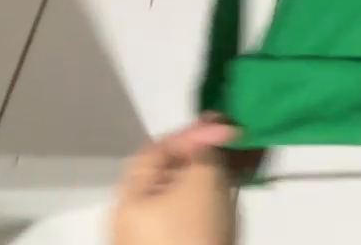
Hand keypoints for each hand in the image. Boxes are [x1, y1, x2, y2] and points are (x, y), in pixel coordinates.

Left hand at [112, 117, 238, 244]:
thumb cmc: (194, 229)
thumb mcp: (204, 177)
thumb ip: (205, 148)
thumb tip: (209, 137)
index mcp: (128, 199)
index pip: (156, 149)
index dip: (192, 132)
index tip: (226, 127)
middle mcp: (130, 217)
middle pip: (164, 168)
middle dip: (199, 150)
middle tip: (229, 139)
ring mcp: (147, 236)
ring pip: (177, 187)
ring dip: (204, 169)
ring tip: (232, 161)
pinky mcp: (168, 244)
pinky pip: (184, 207)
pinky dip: (203, 191)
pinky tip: (224, 187)